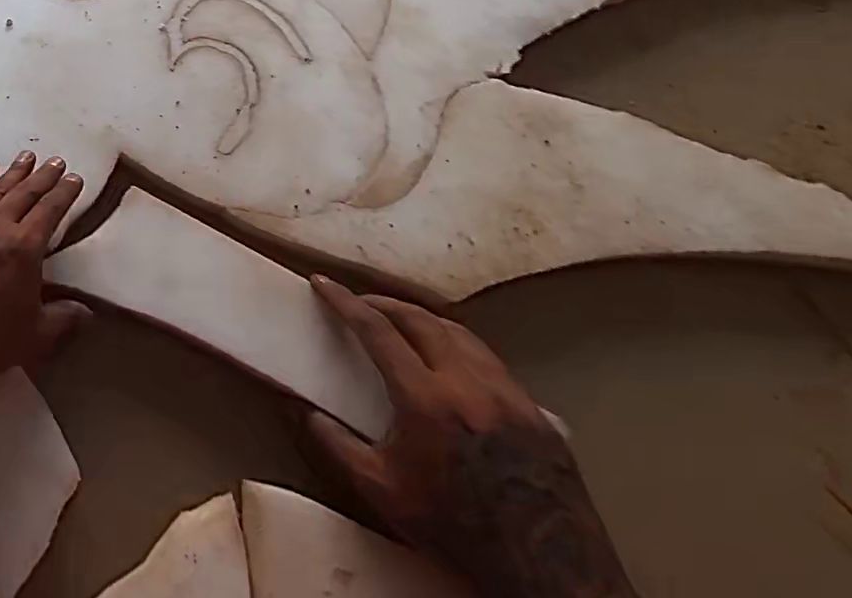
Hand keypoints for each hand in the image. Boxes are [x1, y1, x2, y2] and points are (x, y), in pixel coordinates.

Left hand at [0, 152, 89, 396]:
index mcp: (24, 249)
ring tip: (28, 156)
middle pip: (25, 193)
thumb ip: (65, 317)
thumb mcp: (38, 334)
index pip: (50, 210)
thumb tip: (86, 312)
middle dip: (44, 176)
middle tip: (57, 161)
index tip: (75, 179)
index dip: (65, 193)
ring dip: (15, 171)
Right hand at [306, 277, 636, 597]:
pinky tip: (447, 359)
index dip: (344, 301)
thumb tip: (302, 408)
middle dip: (383, 303)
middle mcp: (471, 386)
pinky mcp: (539, 415)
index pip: (376, 330)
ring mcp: (511, 398)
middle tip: (358, 302)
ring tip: (400, 322)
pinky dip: (457, 344)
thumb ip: (333, 441)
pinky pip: (491, 361)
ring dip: (422, 319)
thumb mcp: (378, 488)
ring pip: (461, 335)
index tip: (322, 284)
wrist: (549, 576)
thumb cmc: (455, 531)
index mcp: (426, 399)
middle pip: (421, 320)